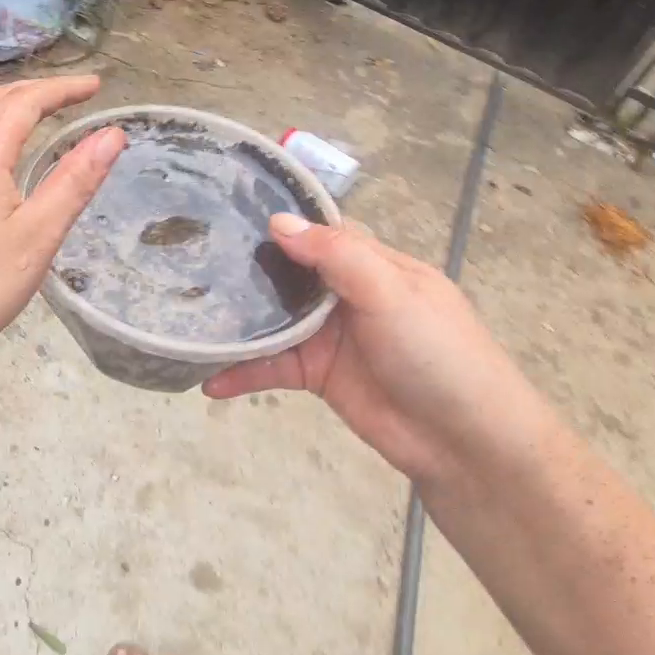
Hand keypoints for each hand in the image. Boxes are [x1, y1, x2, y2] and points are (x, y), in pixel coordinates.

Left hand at [0, 77, 125, 400]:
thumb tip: (112, 133)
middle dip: (35, 90)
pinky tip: (8, 151)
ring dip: (10, 106)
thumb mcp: (39, 235)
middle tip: (76, 95)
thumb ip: (75, 180)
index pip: (22, 102)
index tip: (97, 86)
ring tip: (47, 112)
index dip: (61, 89)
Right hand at [203, 214, 548, 485]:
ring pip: (273, 320)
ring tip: (189, 316)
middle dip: (247, 268)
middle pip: (288, 274)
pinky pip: (271, 368)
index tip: (228, 211)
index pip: (320, 234)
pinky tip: (210, 380)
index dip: (282, 224)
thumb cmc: (439, 354)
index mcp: (374, 266)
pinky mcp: (316, 376)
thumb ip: (337, 256)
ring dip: (238, 322)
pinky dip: (242, 374)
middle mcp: (347, 296)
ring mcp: (329, 337)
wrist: (466, 443)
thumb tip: (278, 221)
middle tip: (191, 259)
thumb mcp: (392, 294)